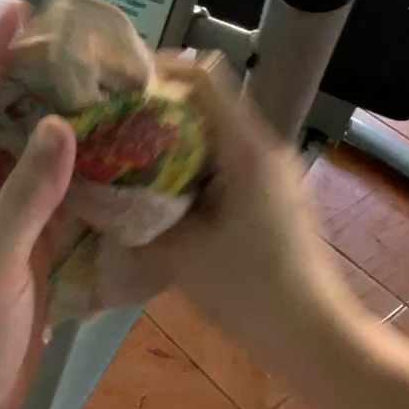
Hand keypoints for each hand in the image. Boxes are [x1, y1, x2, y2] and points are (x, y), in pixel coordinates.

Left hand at [0, 4, 76, 408]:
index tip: (18, 10)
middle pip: (1, 118)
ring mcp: (4, 219)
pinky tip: (122, 156)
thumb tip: (58, 123)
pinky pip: (59, 195)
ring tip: (112, 89)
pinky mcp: (31, 246)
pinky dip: (85, 173)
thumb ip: (25, 196)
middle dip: (33, 78)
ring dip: (66, 123)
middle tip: (83, 48)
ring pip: (34, 154)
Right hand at [134, 55, 370, 360]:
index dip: (157, 70)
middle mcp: (264, 148)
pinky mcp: (270, 196)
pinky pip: (221, 162)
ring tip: (121, 161)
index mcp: (246, 150)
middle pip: (204, 103)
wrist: (313, 338)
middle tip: (106, 129)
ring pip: (211, 134)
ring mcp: (270, 172)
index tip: (113, 88)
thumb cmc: (249, 292)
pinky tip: (154, 195)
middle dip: (153, 109)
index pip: (203, 76)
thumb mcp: (178, 252)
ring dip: (167, 141)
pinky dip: (185, 167)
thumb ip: (133, 213)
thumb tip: (94, 189)